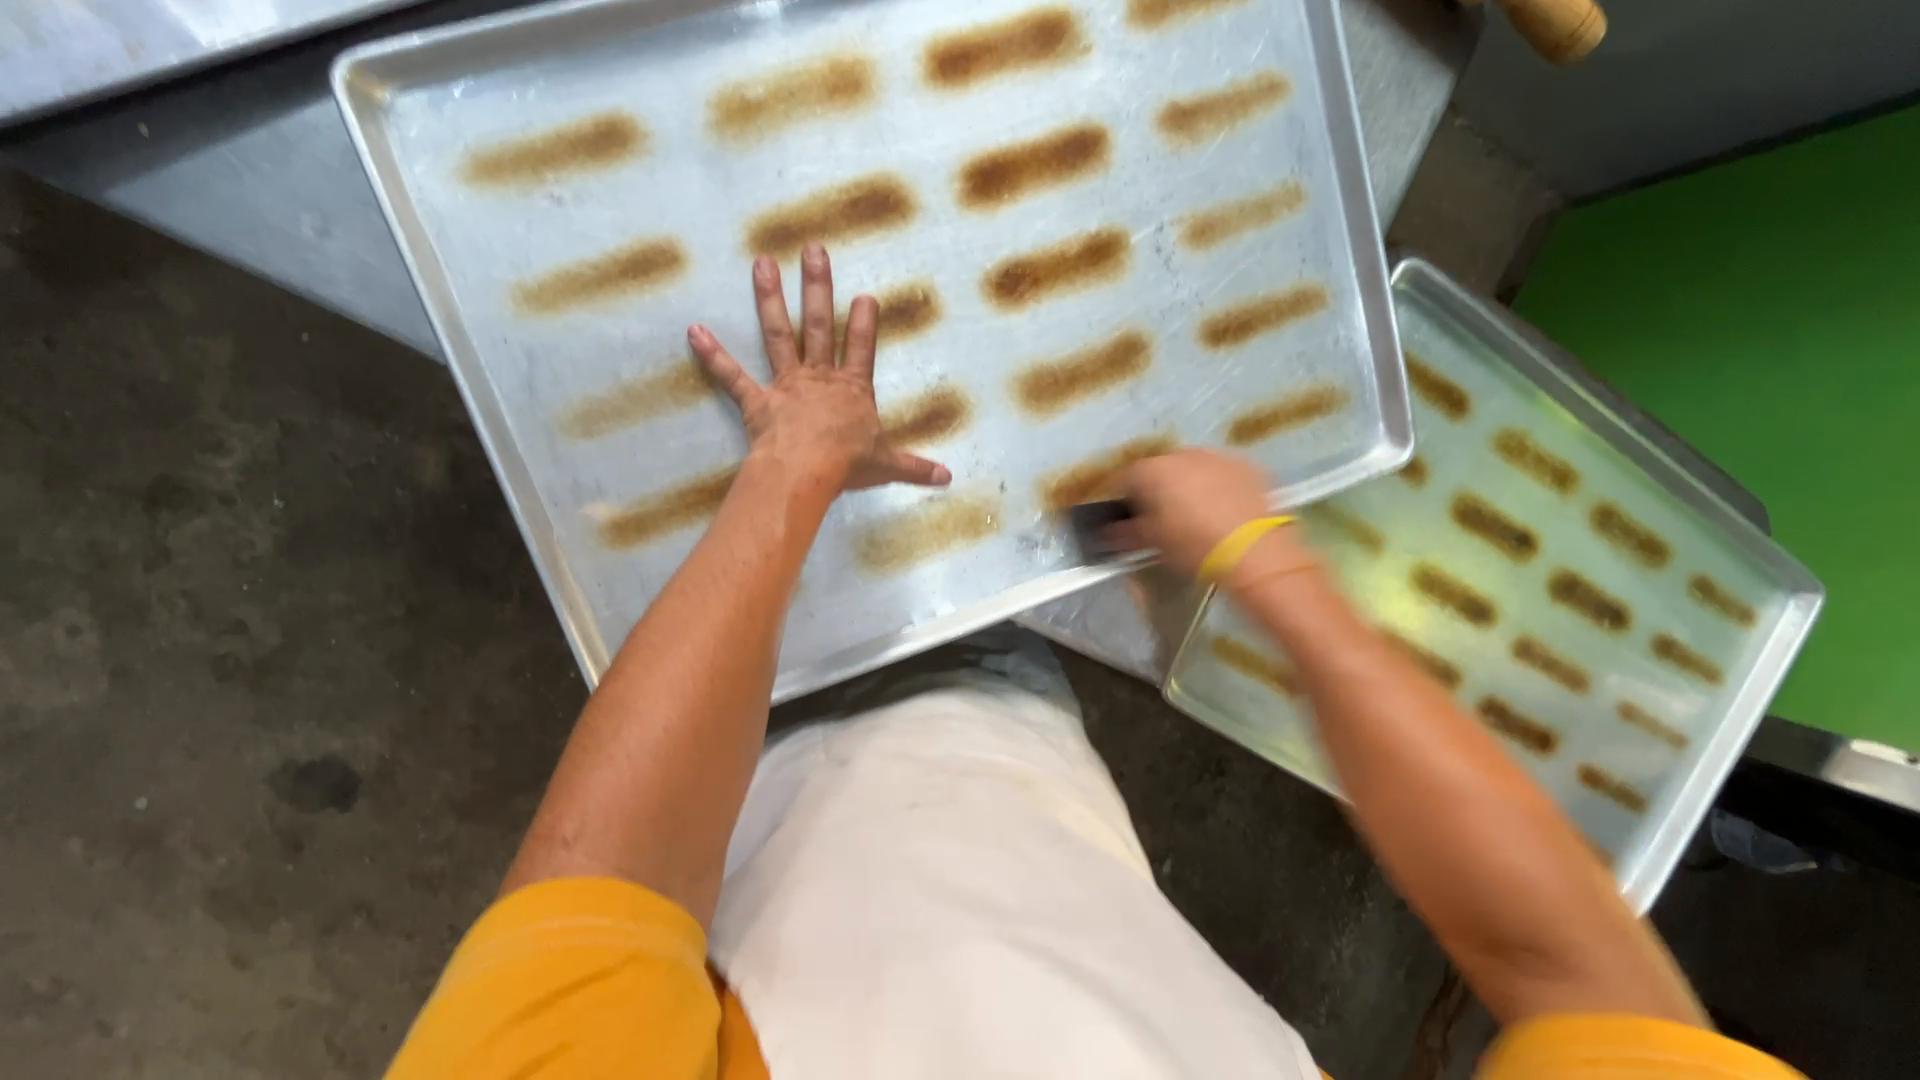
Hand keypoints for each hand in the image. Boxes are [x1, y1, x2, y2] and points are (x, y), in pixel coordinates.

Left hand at [689, 244, 950, 491]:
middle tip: (813, 250)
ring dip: (770, 299)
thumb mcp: (887, 465)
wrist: (808, 471)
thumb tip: (947, 478)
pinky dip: (713, 355)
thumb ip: (915, 467)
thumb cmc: (848, 464)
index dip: (863, 323)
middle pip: (819, 325)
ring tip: (761, 264)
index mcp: (852, 390)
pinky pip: (733, 377)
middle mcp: (819, 378)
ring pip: (778, 336)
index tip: (863, 295)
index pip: (861, 348)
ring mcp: (787, 386)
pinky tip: (694, 331)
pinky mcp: (758, 402)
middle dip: (817, 287)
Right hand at [1121, 449, 1312, 583]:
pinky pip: (1221, 472)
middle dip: (1157, 488)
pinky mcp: (1246, 464)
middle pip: (1159, 468)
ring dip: (1188, 483)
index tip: (1129, 517)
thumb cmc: (1193, 546)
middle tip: (1163, 516)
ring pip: (1192, 467)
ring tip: (1196, 513)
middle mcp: (1180, 454)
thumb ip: (1123, 533)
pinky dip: (1217, 484)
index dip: (1125, 499)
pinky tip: (1223, 508)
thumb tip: (1107, 532)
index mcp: (1151, 470)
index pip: (1125, 478)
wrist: (1253, 550)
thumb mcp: (1152, 542)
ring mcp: (1216, 455)